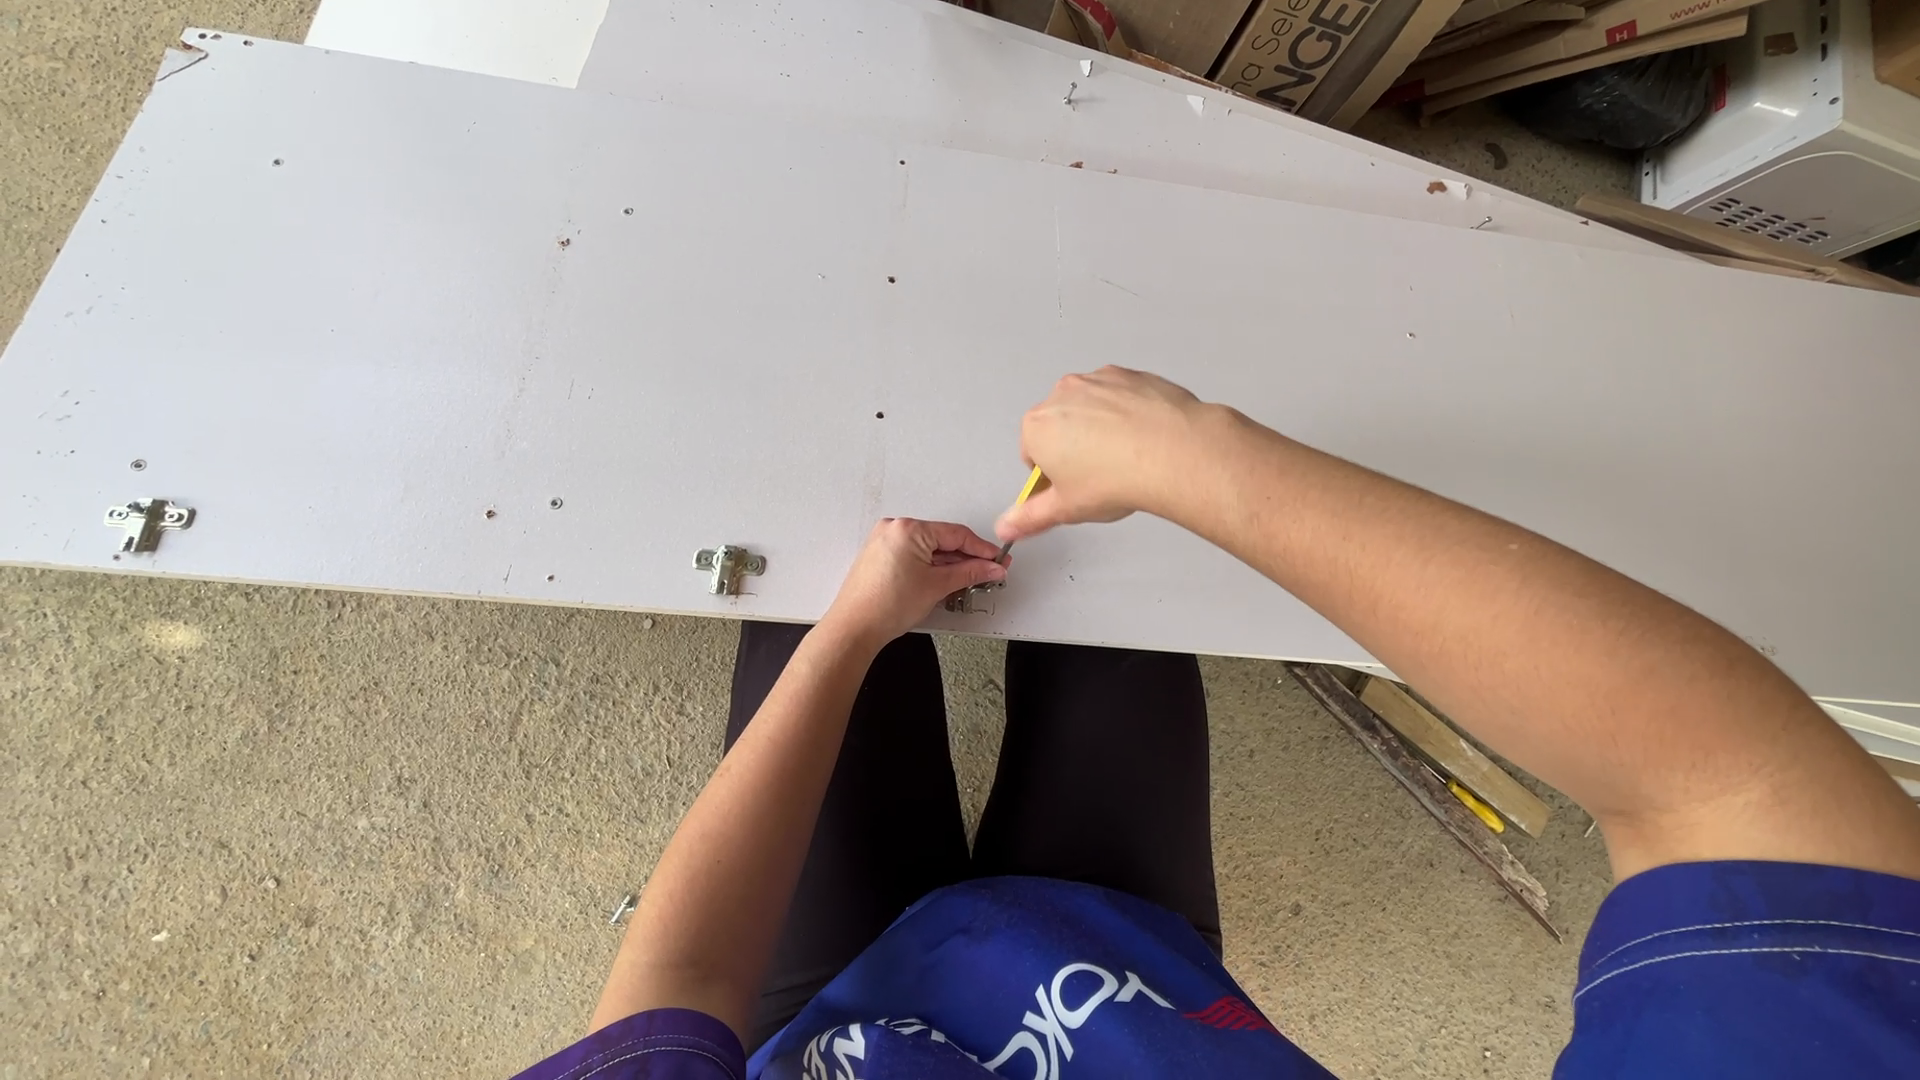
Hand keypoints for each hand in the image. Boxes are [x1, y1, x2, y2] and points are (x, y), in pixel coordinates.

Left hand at [819, 519, 1006, 648]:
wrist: (855, 628)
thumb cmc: (885, 606)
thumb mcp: (937, 586)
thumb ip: (970, 572)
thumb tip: (991, 567)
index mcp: (908, 529)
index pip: (956, 534)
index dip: (981, 549)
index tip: (997, 559)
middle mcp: (894, 529)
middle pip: (942, 539)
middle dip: (966, 558)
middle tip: (988, 571)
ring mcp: (885, 541)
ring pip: (928, 548)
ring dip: (949, 563)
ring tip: (968, 580)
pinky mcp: (880, 555)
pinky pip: (914, 554)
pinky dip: (931, 566)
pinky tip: (945, 579)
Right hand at [996, 366, 1216, 542]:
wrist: (1171, 454)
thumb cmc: (1115, 478)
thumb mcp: (1065, 509)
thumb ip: (1029, 517)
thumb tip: (1008, 527)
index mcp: (1037, 426)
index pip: (1033, 454)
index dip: (1052, 475)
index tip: (1072, 487)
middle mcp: (1062, 395)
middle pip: (1060, 426)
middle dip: (1074, 449)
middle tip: (1099, 477)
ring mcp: (1097, 381)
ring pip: (1092, 409)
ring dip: (1101, 429)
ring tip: (1125, 459)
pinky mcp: (1130, 376)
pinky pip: (1121, 397)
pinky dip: (1128, 414)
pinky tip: (1143, 440)